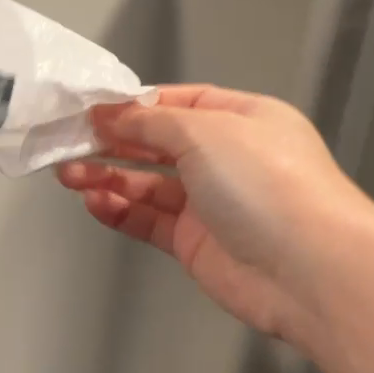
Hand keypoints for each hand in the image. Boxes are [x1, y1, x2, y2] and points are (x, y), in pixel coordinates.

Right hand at [57, 84, 373, 339]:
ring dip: (105, 178)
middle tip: (67, 145)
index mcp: (242, 120)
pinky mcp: (192, 242)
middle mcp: (226, 159)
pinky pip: (145, 220)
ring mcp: (209, 203)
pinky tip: (94, 203)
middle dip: (109, 144)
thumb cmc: (271, 187)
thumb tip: (112, 113)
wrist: (306, 269)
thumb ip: (151, 121)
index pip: (177, 104)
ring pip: (144, 185)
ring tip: (69, 175)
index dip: (132, 106)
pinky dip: (117, 211)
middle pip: (154, 146)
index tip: (90, 112)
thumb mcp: (206, 132)